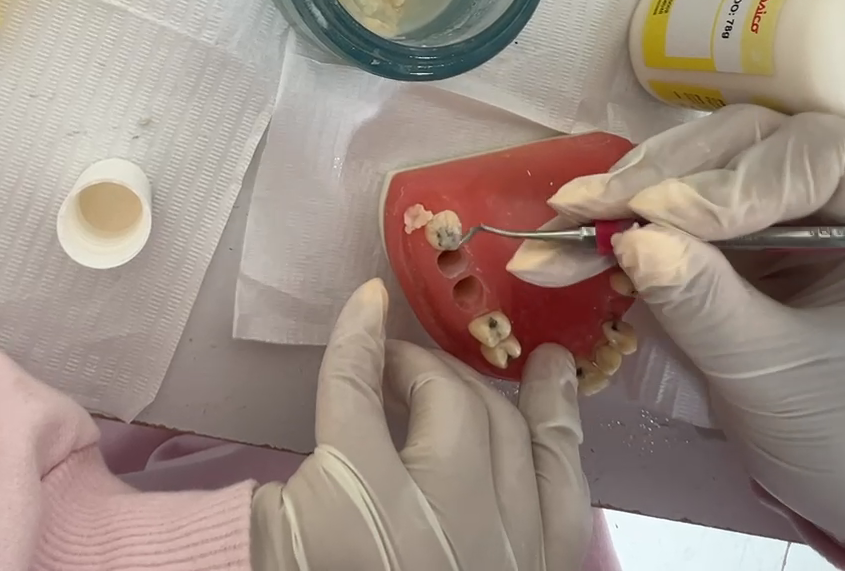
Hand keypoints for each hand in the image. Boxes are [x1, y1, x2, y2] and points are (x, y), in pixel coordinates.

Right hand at [251, 280, 591, 570]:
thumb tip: (339, 422)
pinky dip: (557, 419)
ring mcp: (509, 541)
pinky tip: (553, 375)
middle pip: (441, 397)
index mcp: (361, 506)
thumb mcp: (281, 551)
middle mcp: (443, 513)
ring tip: (465, 358)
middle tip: (394, 367)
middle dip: (412, 364)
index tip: (364, 300)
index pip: (354, 389)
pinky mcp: (549, 566)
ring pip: (505, 423)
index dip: (356, 336)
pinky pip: (564, 475)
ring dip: (476, 382)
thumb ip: (294, 487)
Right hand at [557, 106, 844, 561]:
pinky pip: (678, 198)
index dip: (735, 177)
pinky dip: (625, 211)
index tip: (655, 215)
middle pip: (752, 142)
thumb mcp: (779, 383)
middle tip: (589, 205)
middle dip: (665, 173)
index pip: (822, 158)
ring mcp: (792, 210)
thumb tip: (631, 239)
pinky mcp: (744, 230)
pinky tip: (580, 231)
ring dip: (633, 184)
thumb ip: (708, 305)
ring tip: (572, 215)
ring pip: (705, 159)